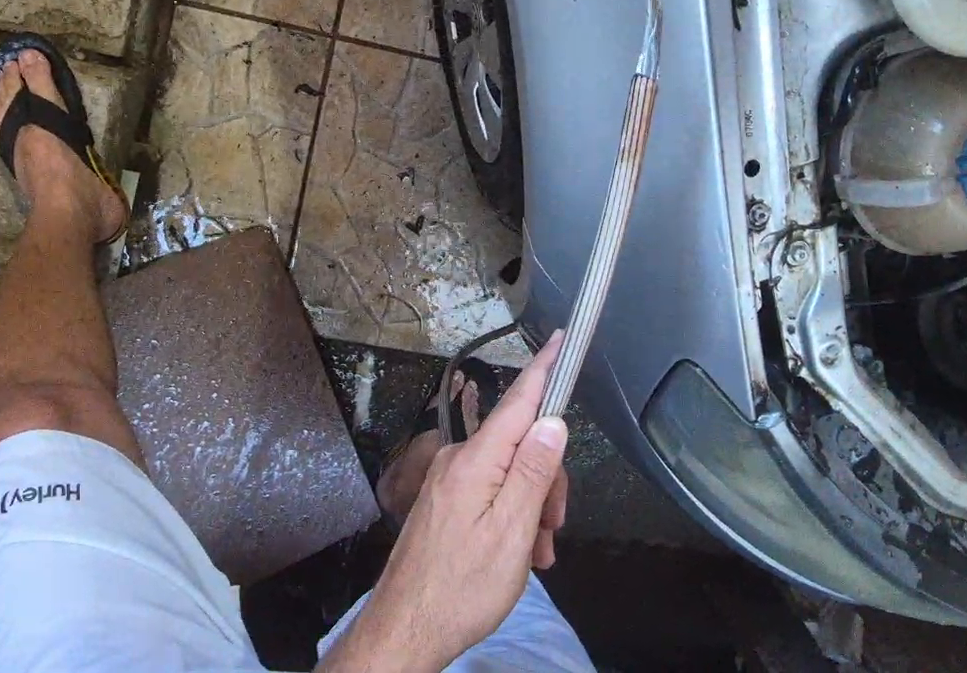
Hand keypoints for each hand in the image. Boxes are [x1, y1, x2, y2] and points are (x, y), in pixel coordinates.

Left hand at [319, 332, 570, 672]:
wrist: (404, 630)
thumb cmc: (462, 586)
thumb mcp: (510, 533)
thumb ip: (533, 473)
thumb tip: (553, 421)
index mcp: (477, 460)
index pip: (519, 400)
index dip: (544, 369)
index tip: (562, 337)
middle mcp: (459, 458)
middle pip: (520, 443)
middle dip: (546, 479)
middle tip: (552, 529)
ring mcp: (449, 478)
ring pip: (508, 471)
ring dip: (530, 506)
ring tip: (534, 554)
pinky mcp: (444, 499)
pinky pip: (489, 490)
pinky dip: (510, 514)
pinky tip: (516, 552)